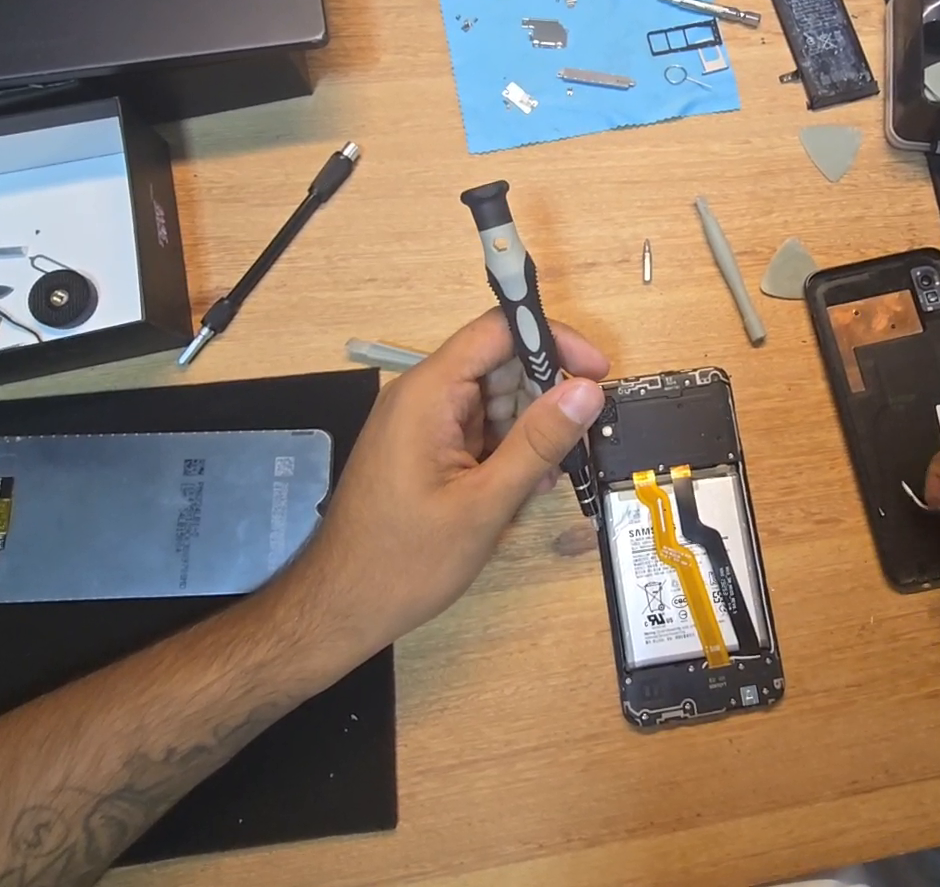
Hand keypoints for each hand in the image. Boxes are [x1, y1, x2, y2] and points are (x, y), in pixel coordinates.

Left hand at [283, 311, 609, 654]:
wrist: (341, 609)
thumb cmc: (406, 560)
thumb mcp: (485, 503)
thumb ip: (539, 442)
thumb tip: (588, 390)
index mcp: (429, 393)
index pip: (498, 331)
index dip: (553, 339)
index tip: (598, 371)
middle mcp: (424, 396)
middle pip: (500, 365)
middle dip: (546, 395)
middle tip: (578, 438)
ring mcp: (424, 423)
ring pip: (496, 400)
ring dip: (531, 429)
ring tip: (551, 474)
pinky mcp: (428, 448)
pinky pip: (481, 430)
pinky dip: (510, 450)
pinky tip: (527, 486)